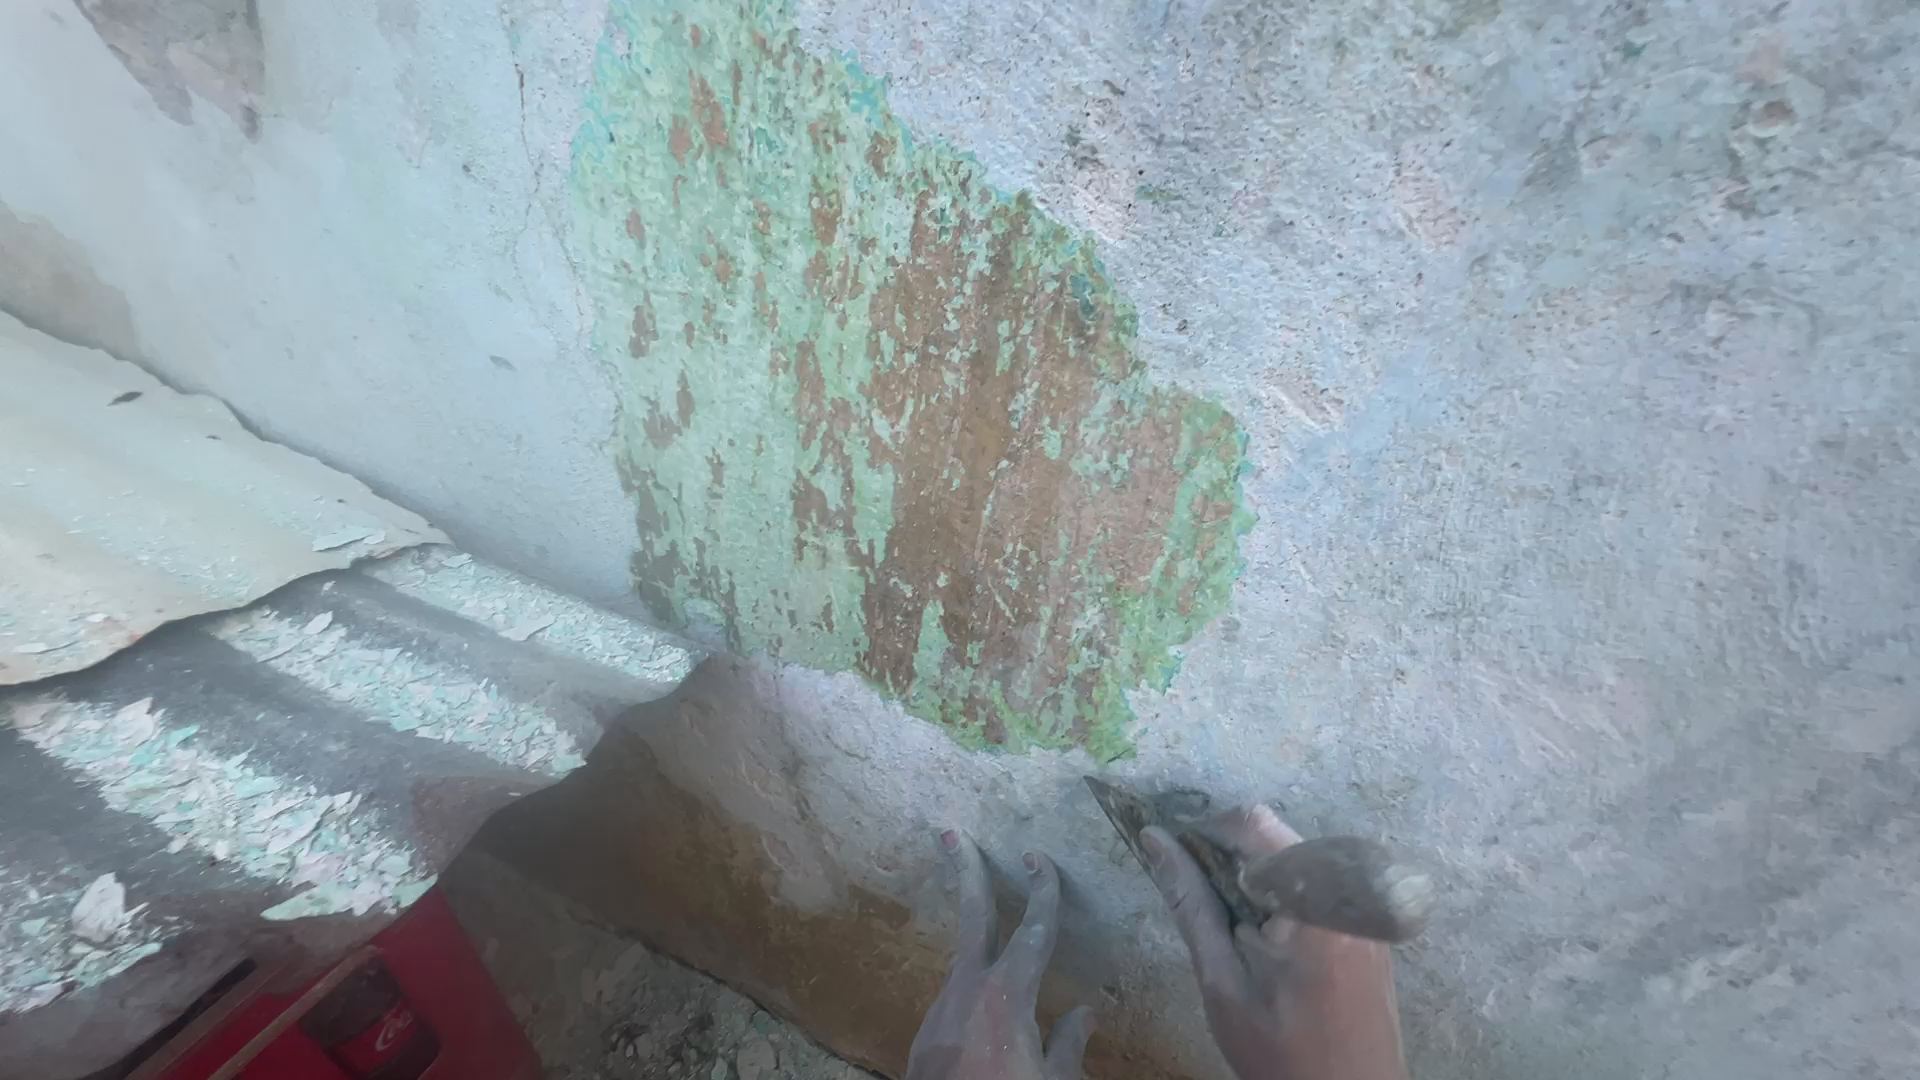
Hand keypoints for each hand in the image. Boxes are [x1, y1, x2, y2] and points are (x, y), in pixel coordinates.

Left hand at [907, 830, 1096, 1079]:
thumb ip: (1069, 1045)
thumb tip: (1084, 1014)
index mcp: (1008, 995)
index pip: (1034, 929)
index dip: (1043, 891)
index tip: (1040, 858)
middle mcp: (969, 989)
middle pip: (972, 915)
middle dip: (965, 870)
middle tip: (951, 833)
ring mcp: (941, 1009)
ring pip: (964, 958)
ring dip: (976, 935)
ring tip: (986, 921)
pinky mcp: (926, 1035)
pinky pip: (958, 998)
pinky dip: (975, 988)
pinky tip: (987, 1010)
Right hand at [1142, 807, 1407, 1079]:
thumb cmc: (1282, 1053)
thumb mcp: (1221, 980)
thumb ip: (1189, 902)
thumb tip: (1153, 839)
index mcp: (1316, 903)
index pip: (1253, 825)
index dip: (1206, 831)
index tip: (1178, 859)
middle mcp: (1353, 892)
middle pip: (1275, 834)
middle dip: (1229, 853)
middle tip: (1202, 895)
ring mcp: (1367, 906)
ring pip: (1293, 850)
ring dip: (1253, 868)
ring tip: (1232, 916)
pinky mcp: (1369, 921)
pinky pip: (1316, 876)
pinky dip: (1281, 885)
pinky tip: (1265, 927)